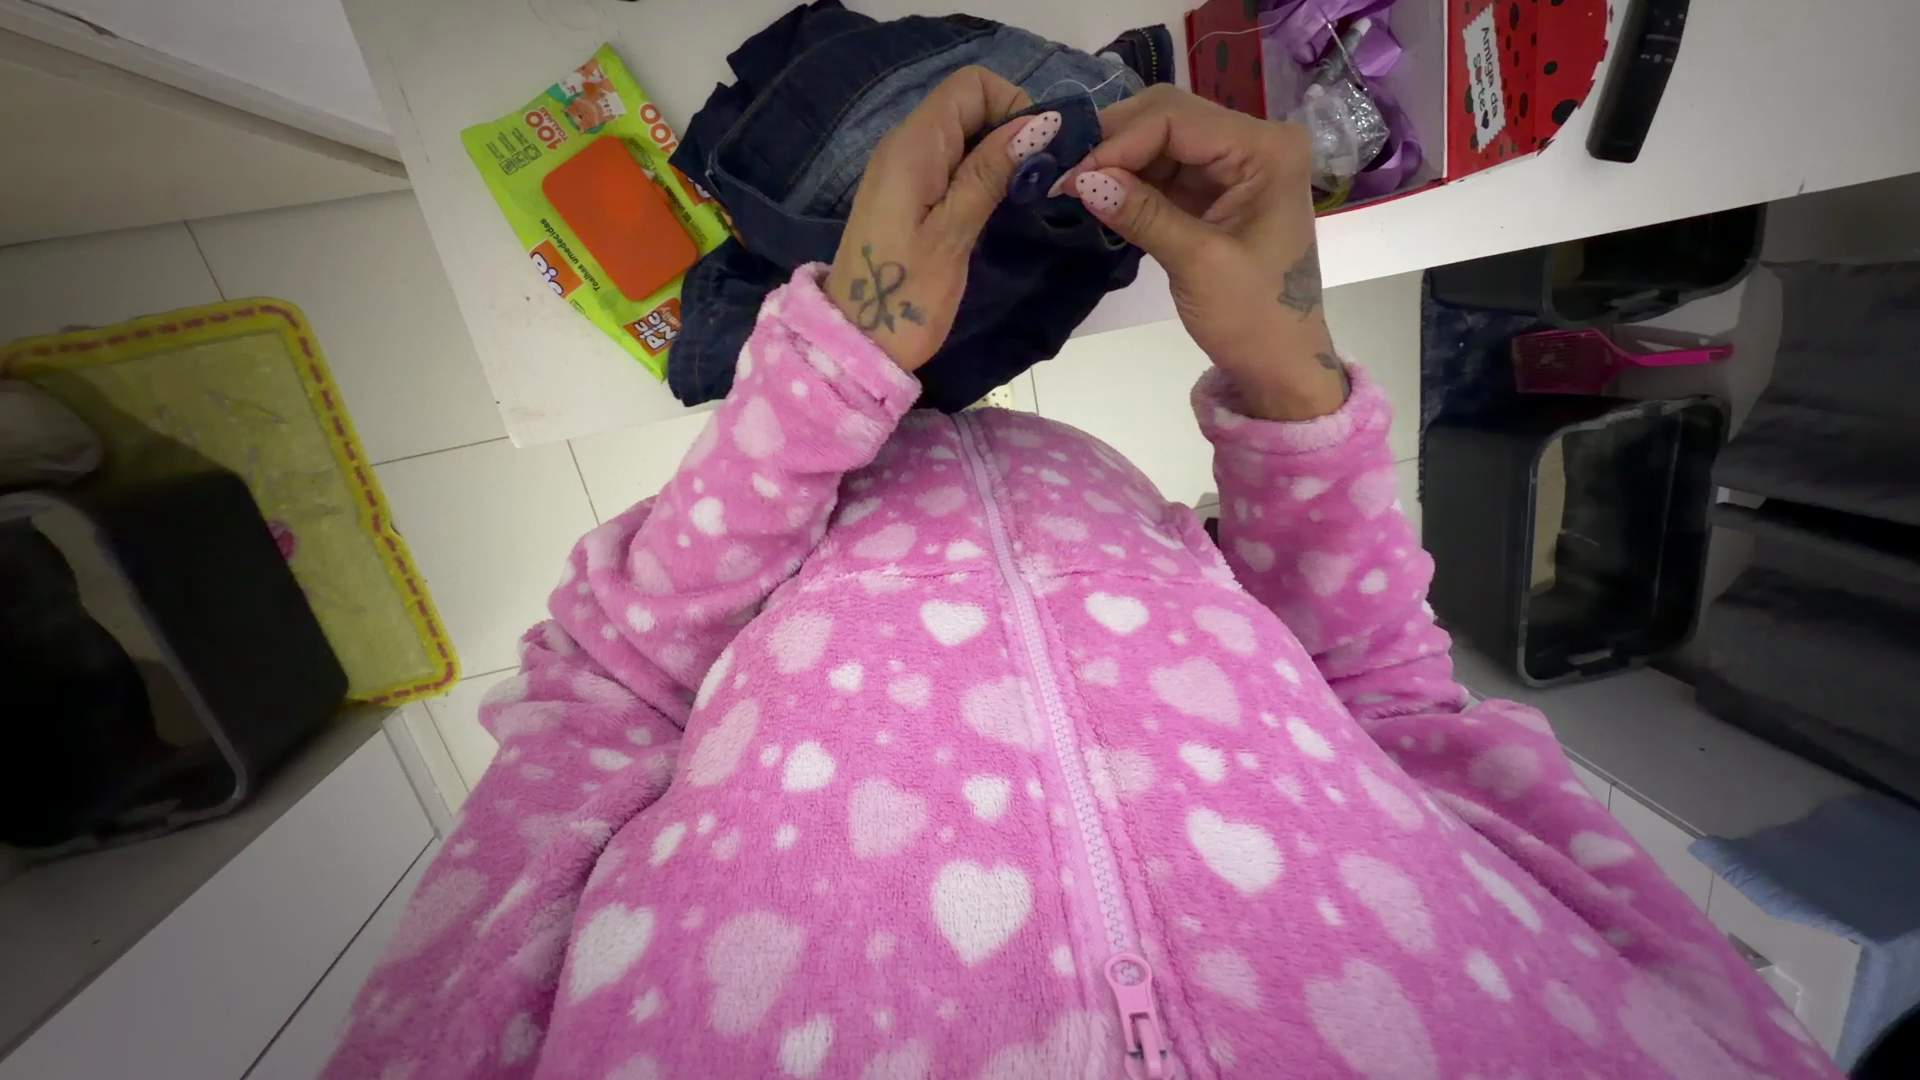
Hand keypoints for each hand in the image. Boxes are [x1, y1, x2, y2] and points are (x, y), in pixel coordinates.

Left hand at [825, 67, 1063, 373]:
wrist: (856, 342)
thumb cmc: (906, 295)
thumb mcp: (952, 234)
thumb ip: (990, 175)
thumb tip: (1039, 125)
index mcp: (913, 147)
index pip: (971, 85)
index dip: (1013, 105)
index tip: (1039, 152)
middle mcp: (903, 146)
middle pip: (967, 107)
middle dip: (1010, 131)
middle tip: (1040, 179)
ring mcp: (901, 173)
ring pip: (961, 137)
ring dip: (997, 156)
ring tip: (1024, 196)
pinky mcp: (905, 199)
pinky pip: (948, 166)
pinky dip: (977, 175)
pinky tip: (994, 207)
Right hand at [1059, 85, 1348, 420]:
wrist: (1279, 361)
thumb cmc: (1252, 317)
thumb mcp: (1197, 264)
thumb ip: (1143, 215)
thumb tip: (1082, 180)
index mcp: (1265, 150)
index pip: (1178, 120)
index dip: (1119, 141)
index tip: (1070, 175)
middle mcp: (1253, 143)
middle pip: (1170, 119)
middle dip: (1115, 142)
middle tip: (1063, 171)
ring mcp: (1234, 168)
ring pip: (1162, 143)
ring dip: (1118, 161)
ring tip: (1072, 183)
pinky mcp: (1215, 194)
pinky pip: (1165, 174)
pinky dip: (1131, 182)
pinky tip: (1098, 193)